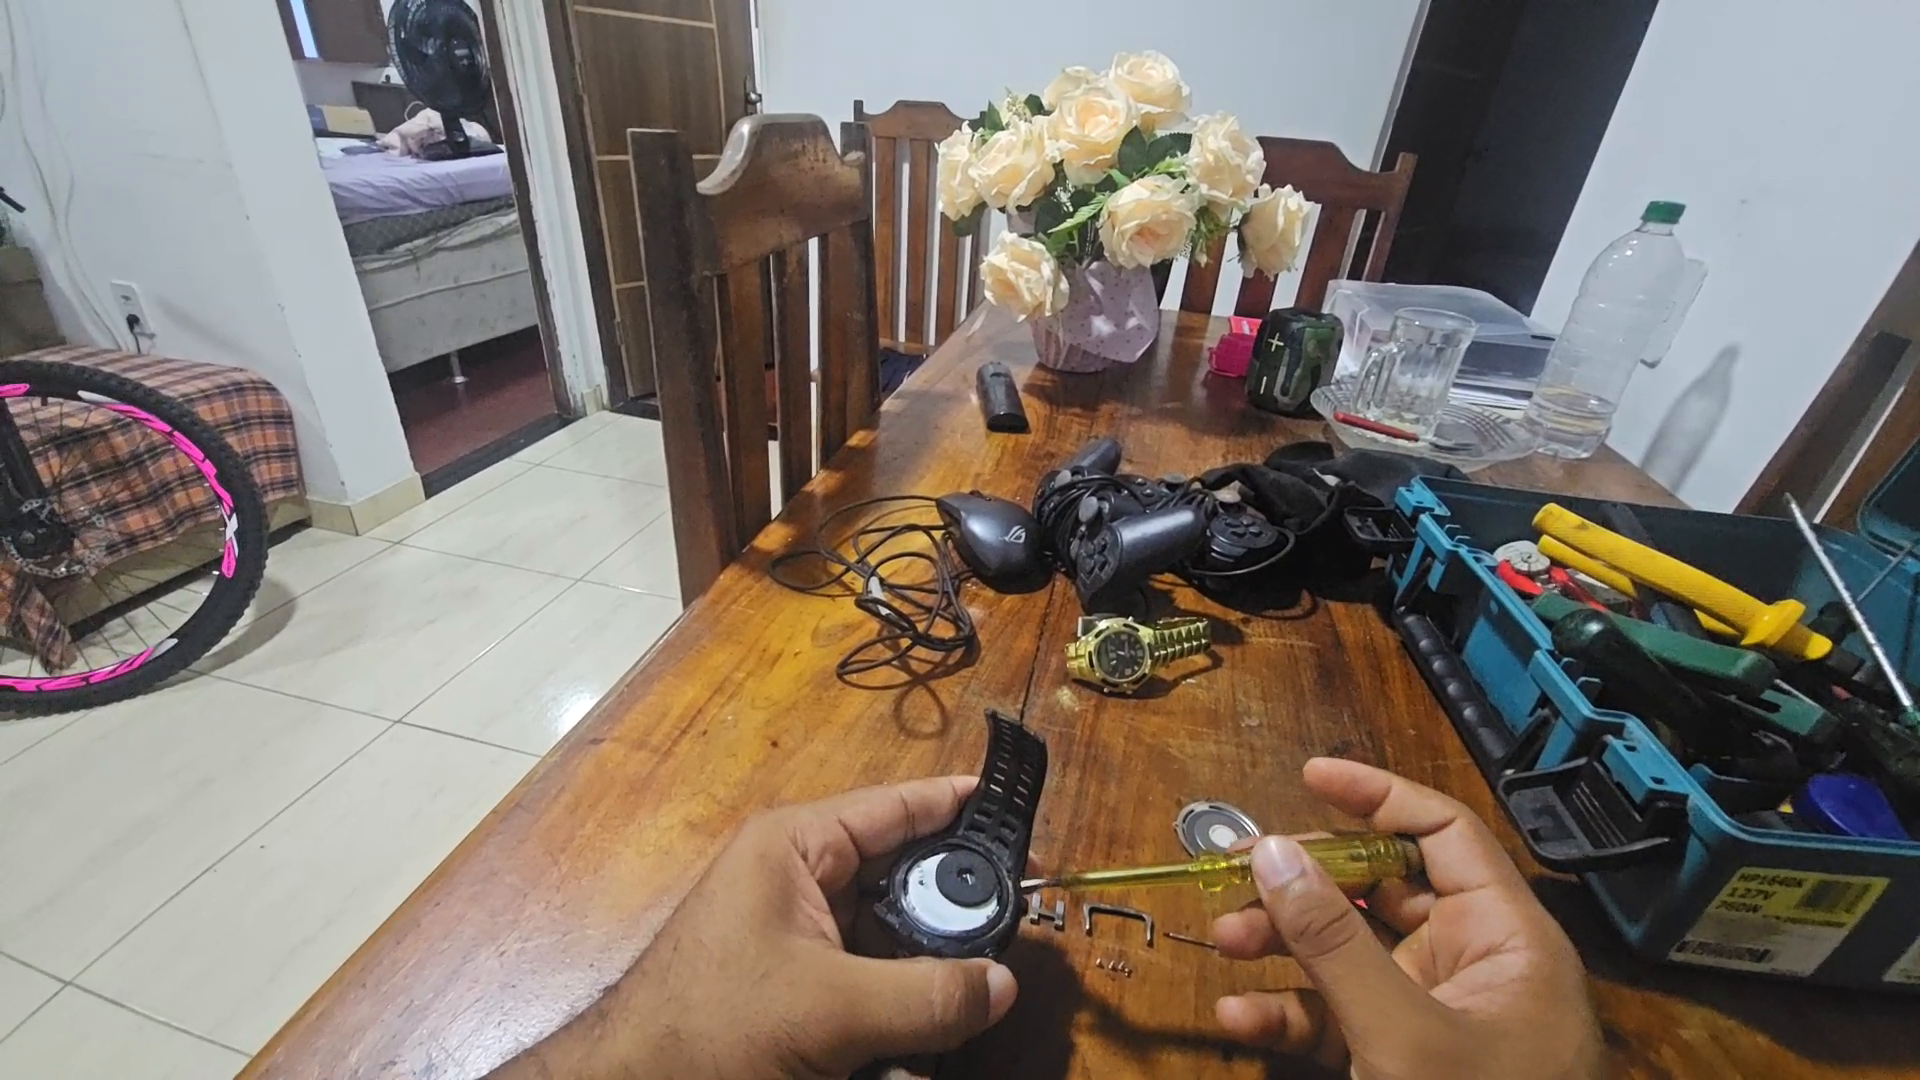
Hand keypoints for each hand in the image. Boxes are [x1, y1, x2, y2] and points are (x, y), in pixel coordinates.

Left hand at [488, 778, 1015, 1079]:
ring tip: (969, 990)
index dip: (952, 803)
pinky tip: (916, 1040)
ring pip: (887, 928)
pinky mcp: (797, 975)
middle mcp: (802, 871)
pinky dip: (896, 1001)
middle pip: (898, 871)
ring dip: (924, 963)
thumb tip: (1006, 985)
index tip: (1008, 806)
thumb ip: (924, 996)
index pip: (894, 807)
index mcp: (800, 843)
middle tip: (1006, 920)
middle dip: (947, 902)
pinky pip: (866, 973)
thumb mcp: (828, 1010)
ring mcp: (799, 926)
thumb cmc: (716, 1029)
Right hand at [1211, 758, 1602, 1078]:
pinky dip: (1285, 1007)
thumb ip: (1332, 938)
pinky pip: (1333, 1010)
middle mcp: (1469, 965)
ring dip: (1279, 940)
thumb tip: (1267, 846)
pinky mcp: (1396, 1056)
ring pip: (1345, 946)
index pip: (1442, 833)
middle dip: (1302, 881)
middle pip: (1375, 886)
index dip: (1376, 795)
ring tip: (1224, 941)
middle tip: (1236, 871)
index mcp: (1505, 942)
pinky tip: (1237, 1013)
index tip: (1307, 777)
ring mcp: (1430, 1013)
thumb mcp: (1402, 1038)